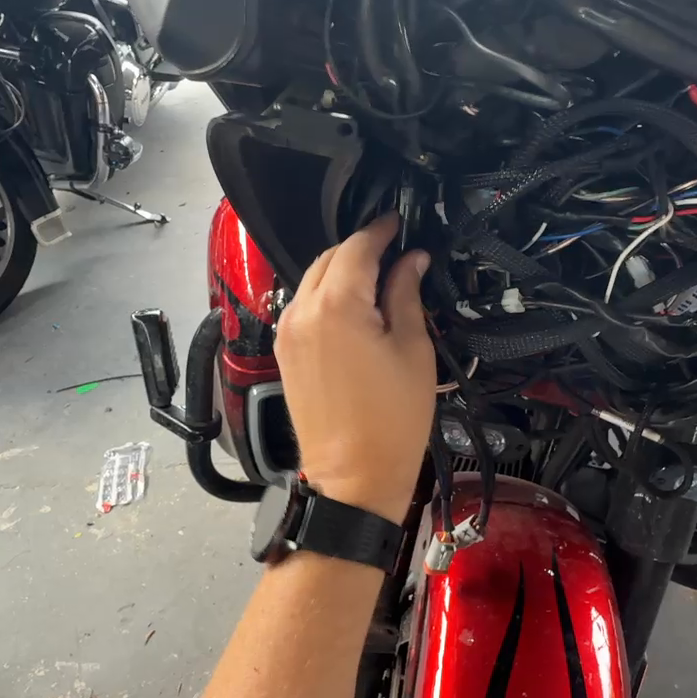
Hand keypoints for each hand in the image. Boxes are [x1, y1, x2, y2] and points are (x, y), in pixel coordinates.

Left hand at [275, 215, 434, 525]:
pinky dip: (325, 297)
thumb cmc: (392, 420)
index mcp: (338, 305)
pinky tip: (352, 308)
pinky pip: (303, 307)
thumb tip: (410, 261)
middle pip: (329, 259)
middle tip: (394, 251)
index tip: (399, 222)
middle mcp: (303, 312)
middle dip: (360, 249)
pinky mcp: (284, 353)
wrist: (353, 475)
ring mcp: (287, 333)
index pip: (357, 247)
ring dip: (340, 272)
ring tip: (376, 280)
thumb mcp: (413, 349)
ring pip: (312, 281)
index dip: (381, 230)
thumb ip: (406, 295)